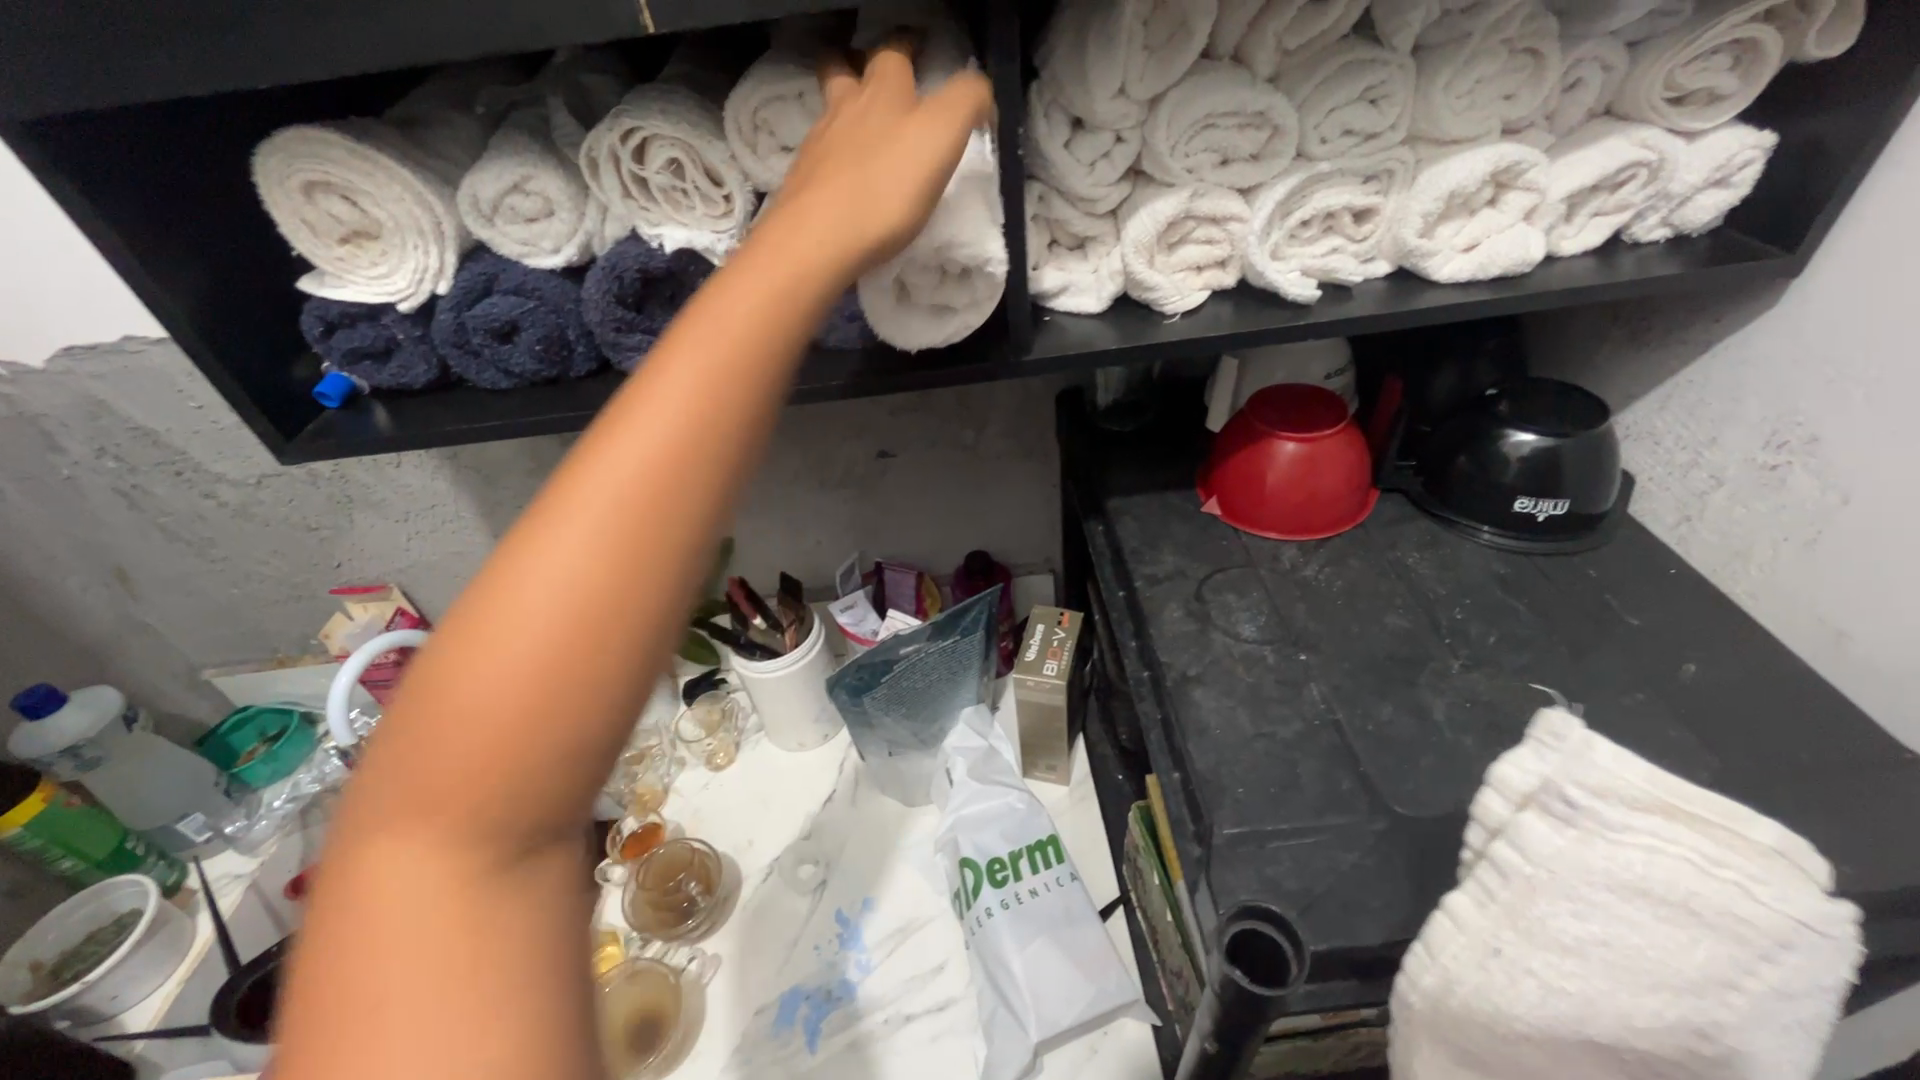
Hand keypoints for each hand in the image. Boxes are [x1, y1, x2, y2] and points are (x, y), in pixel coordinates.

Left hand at [759, 39, 994, 278]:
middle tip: (876, 83)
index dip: (908, 48)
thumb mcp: (943, 135)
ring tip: (862, 130)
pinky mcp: (804, 183)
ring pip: (829, 113)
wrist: (818, 240)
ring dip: (844, 112)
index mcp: (882, 92)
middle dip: (859, 67)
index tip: (921, 55)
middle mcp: (845, 109)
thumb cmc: (886, 187)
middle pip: (844, 71)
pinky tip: (847, 178)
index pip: (894, 52)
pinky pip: (820, 157)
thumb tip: (979, 90)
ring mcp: (818, 146)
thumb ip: (966, 101)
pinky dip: (834, 158)